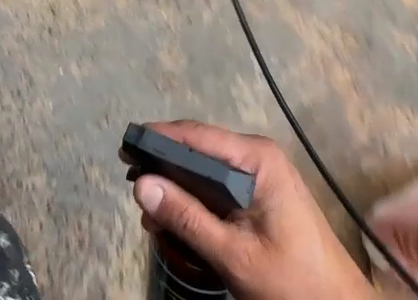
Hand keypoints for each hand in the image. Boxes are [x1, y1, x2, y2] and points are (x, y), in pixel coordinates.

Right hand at [131, 121, 376, 299]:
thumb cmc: (294, 282)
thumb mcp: (235, 254)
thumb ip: (187, 218)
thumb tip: (140, 184)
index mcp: (257, 158)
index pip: (194, 135)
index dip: (156, 139)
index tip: (123, 150)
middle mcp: (256, 156)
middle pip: (196, 150)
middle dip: (163, 169)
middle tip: (134, 191)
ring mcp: (259, 175)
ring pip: (202, 170)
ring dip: (175, 190)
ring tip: (151, 216)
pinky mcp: (258, 195)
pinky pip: (215, 188)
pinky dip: (192, 202)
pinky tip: (174, 224)